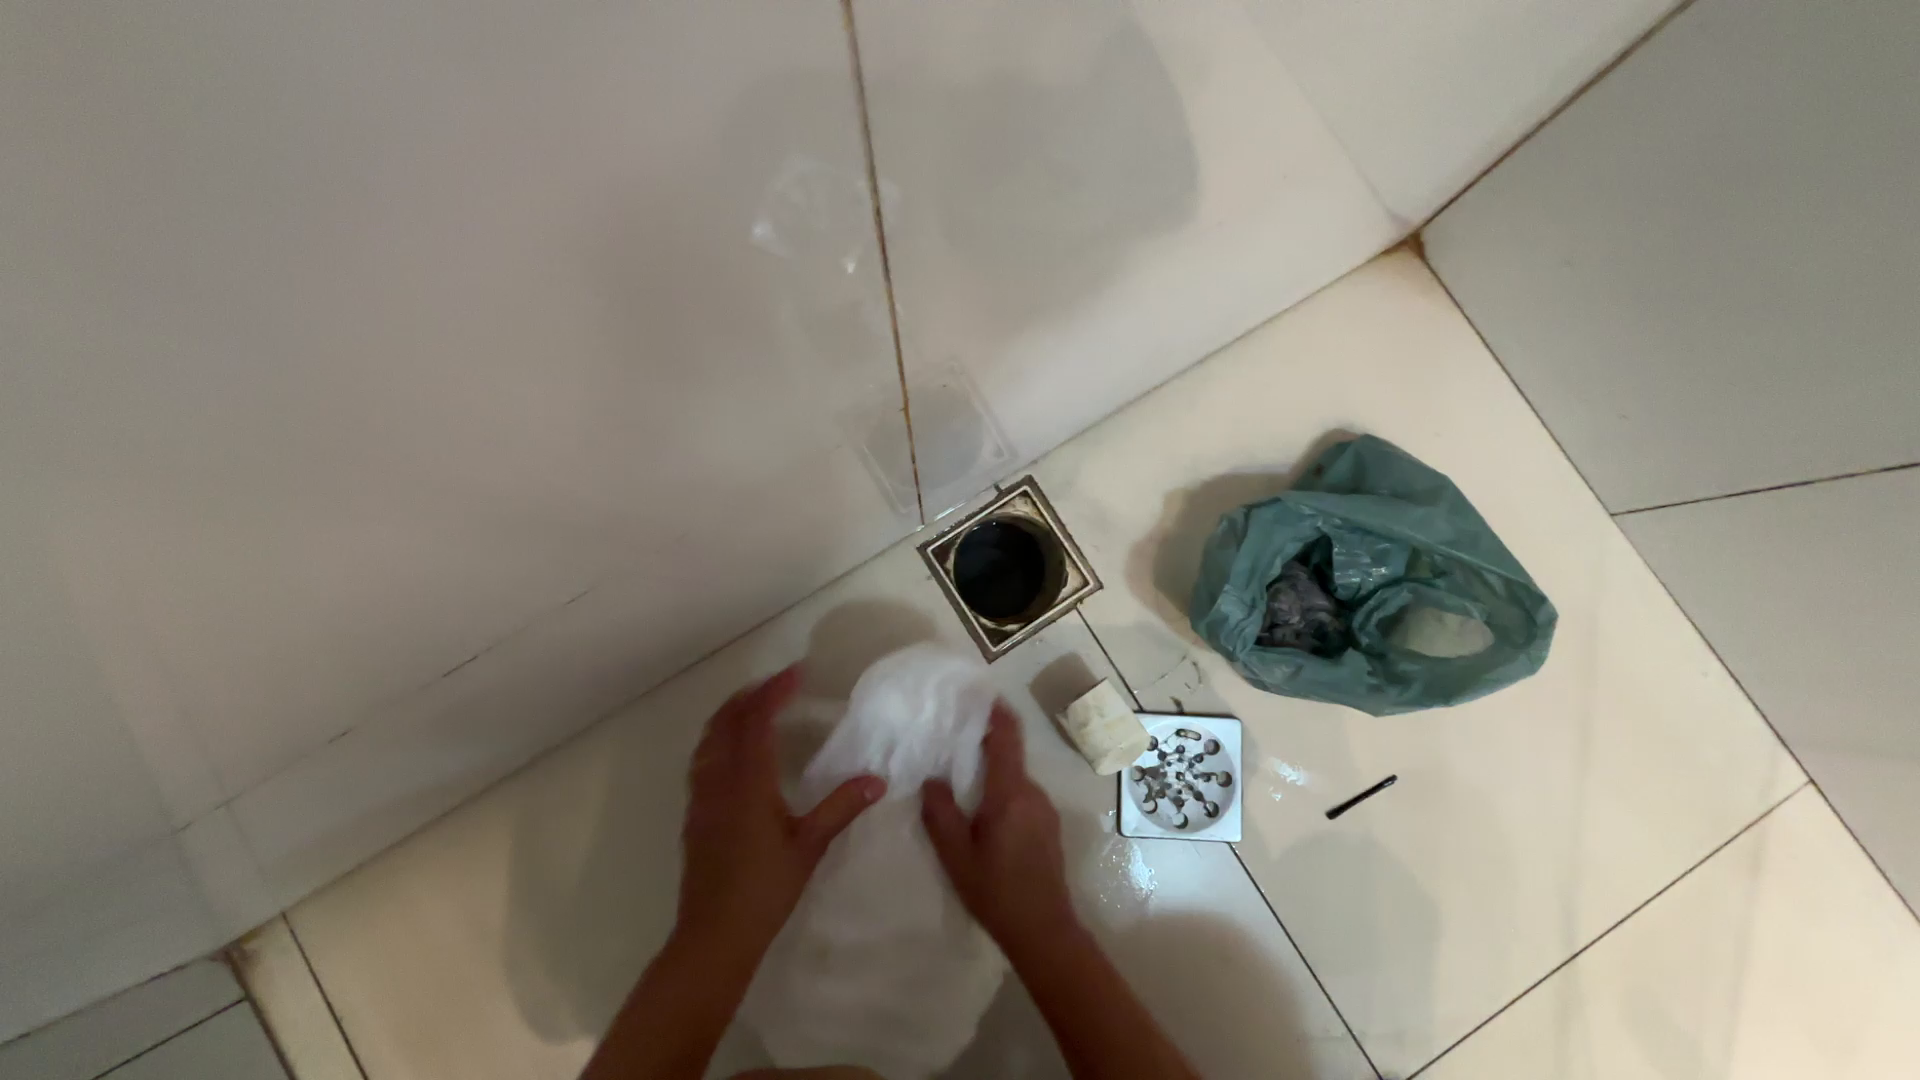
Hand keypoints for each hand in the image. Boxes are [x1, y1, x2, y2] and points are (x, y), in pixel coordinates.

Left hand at [677, 665, 885, 951]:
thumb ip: (842, 807)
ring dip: (730, 713)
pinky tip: (735, 751)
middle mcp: (719, 780)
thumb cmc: (765, 889)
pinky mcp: (694, 814)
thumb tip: (876, 779)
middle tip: (778, 683)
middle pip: (725, 721)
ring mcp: (701, 797)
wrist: (713, 935)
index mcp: (748, 782)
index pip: (757, 721)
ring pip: (709, 738)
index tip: (796, 671)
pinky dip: (719, 737)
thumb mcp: (810, 846)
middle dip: (750, 695)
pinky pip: (703, 759)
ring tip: (756, 706)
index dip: (774, 691)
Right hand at [921, 702, 1078, 953]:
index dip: (996, 712)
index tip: (980, 694)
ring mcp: (1045, 811)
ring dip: (993, 776)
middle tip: (951, 746)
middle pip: (1009, 758)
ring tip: (961, 786)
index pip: (1007, 739)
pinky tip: (984, 817)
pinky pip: (1023, 798)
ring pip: (1015, 780)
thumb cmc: (996, 892)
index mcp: (1010, 794)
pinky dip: (1003, 795)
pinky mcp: (1049, 828)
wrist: (1045, 932)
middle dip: (984, 747)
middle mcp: (1033, 794)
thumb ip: (941, 813)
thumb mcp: (956, 856)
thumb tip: (931, 778)